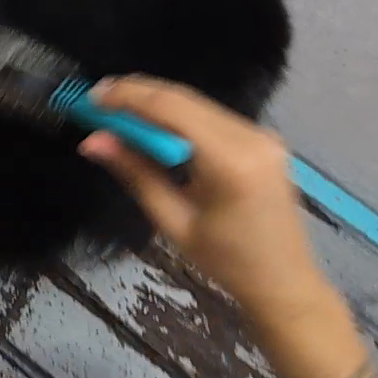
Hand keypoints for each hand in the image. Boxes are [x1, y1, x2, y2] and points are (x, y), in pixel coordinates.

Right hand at [79, 77, 327, 322]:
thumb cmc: (227, 262)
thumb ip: (134, 174)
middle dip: (136, 94)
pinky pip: (209, 114)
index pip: (170, 108)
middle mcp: (249, 137)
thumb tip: (91, 141)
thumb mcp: (173, 221)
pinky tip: (151, 120)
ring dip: (154, 101)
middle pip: (181, 98)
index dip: (128, 97)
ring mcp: (261, 134)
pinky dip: (175, 112)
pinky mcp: (262, 137)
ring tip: (115, 107)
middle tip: (96, 99)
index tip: (92, 98)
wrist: (286, 284)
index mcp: (229, 161)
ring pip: (194, 102)